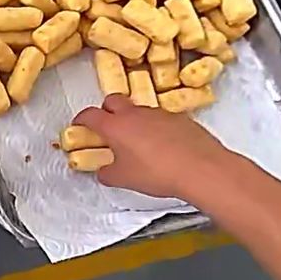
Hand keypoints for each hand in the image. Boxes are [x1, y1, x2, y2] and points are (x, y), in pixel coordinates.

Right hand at [74, 94, 242, 202]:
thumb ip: (107, 173)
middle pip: (113, 100)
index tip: (78, 126)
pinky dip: (154, 127)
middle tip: (106, 128)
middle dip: (106, 110)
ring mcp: (159, 113)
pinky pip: (160, 118)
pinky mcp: (180, 118)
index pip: (90, 115)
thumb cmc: (157, 173)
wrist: (202, 169)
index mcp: (115, 126)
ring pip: (138, 109)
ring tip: (136, 141)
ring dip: (132, 119)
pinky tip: (161, 146)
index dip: (81, 119)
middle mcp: (135, 114)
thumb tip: (104, 171)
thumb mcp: (123, 179)